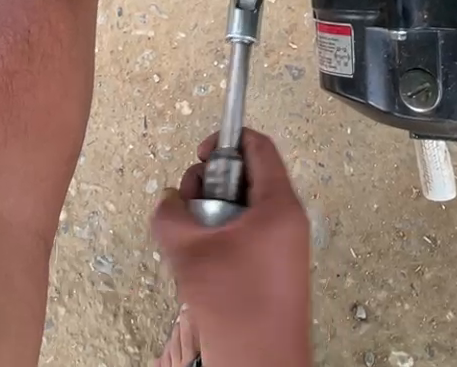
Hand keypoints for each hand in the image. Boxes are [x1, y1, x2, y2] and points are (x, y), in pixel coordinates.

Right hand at [149, 131, 312, 366]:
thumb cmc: (242, 315)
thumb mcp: (190, 252)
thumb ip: (170, 213)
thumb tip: (169, 201)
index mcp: (279, 205)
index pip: (258, 146)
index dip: (226, 141)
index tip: (203, 153)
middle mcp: (288, 220)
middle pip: (247, 175)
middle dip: (210, 185)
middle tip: (192, 203)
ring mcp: (284, 245)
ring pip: (243, 206)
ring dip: (212, 214)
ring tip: (196, 240)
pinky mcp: (275, 266)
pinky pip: (246, 232)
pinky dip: (221, 236)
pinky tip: (205, 260)